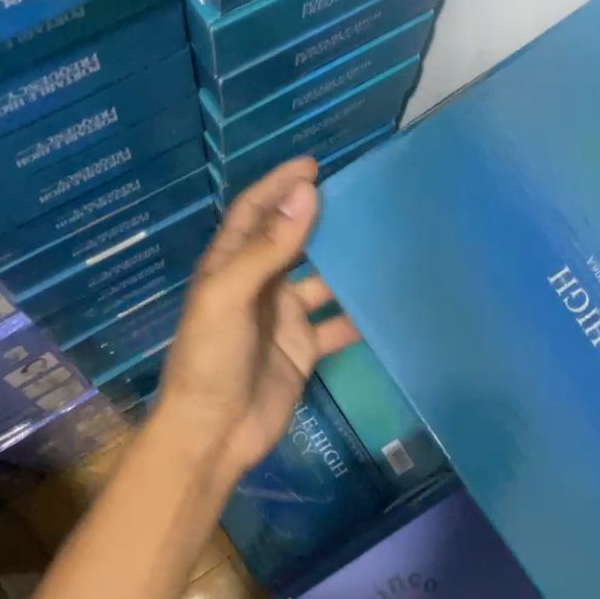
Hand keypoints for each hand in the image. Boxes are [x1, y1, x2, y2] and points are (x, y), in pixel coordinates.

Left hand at [152, 157, 361, 487]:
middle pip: (292, 241)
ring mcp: (283, 318)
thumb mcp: (229, 297)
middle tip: (362, 198)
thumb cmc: (210, 361)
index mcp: (230, 266)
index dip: (279, 186)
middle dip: (320, 218)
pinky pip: (337, 324)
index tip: (314, 165)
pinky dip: (360, 315)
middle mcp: (258, 285)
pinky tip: (389, 302)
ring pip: (321, 280)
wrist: (214, 432)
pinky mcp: (303, 349)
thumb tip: (306, 195)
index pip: (255, 213)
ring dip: (347, 265)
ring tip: (385, 241)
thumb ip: (268, 249)